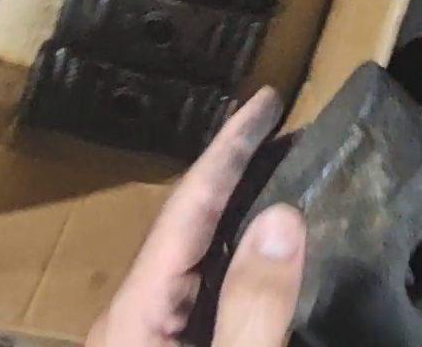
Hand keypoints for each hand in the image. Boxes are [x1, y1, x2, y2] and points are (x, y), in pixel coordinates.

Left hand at [88, 88, 303, 346]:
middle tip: (287, 123)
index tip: (267, 98)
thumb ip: (252, 309)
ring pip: (200, 251)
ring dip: (241, 204)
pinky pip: (206, 282)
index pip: (190, 205)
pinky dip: (238, 248)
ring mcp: (146, 335)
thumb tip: (282, 218)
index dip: (231, 146)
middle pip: (192, 219)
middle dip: (237, 164)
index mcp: (137, 314)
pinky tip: (264, 243)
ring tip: (283, 164)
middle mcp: (134, 315)